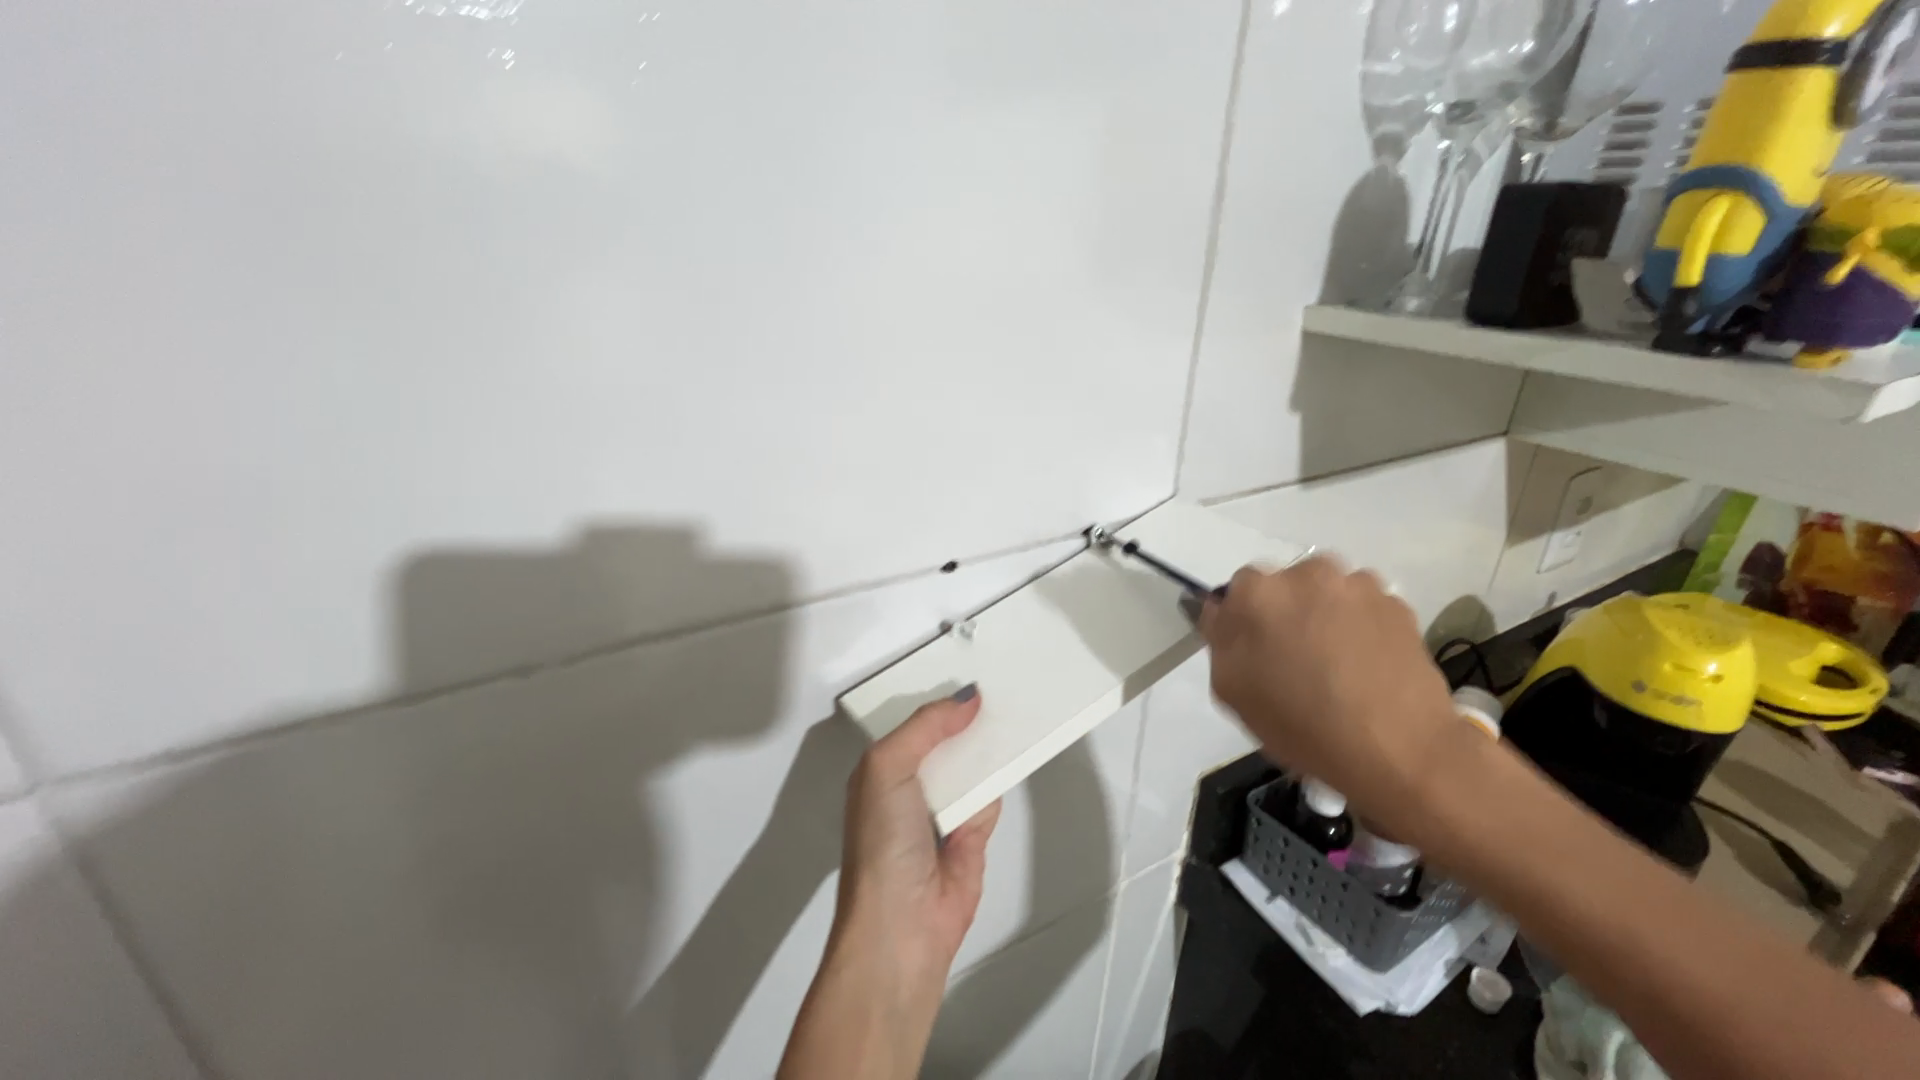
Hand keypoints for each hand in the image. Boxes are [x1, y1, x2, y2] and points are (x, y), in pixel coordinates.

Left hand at [833, 686, 1001, 979]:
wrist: (903, 925)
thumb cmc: (881, 845)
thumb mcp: (886, 768)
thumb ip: (925, 728)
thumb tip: (966, 698)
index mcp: (880, 771)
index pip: (911, 726)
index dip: (935, 703)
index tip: (965, 672)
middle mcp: (910, 789)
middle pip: (946, 743)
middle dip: (967, 720)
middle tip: (999, 685)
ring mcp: (942, 812)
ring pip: (972, 766)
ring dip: (988, 746)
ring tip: (1014, 710)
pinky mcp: (972, 834)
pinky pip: (991, 796)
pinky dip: (999, 783)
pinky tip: (1014, 758)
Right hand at [1198, 556, 1464, 841]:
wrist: (1397, 748)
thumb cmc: (1302, 725)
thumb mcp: (1232, 692)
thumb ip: (1220, 639)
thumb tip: (1225, 613)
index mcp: (1255, 593)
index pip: (1236, 594)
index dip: (1244, 624)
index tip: (1256, 654)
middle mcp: (1304, 574)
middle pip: (1283, 587)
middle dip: (1285, 614)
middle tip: (1295, 660)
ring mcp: (1355, 584)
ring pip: (1326, 593)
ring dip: (1324, 616)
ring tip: (1336, 664)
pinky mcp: (1396, 602)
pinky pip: (1364, 607)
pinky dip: (1361, 626)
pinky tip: (1367, 665)